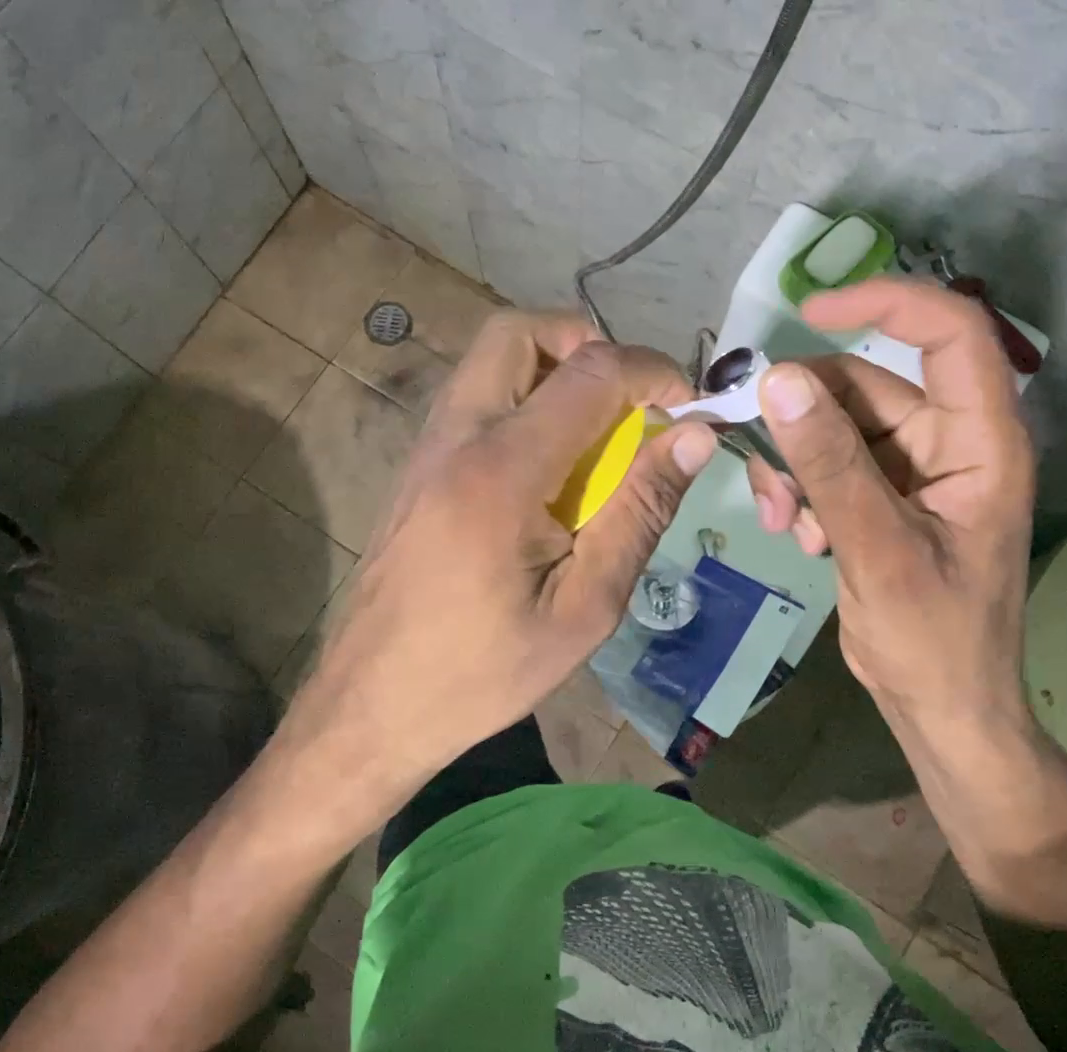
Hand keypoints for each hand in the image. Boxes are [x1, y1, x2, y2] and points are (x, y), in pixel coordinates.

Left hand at [296, 312, 716, 780]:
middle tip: (629, 406)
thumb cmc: (483, 674)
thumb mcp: (583, 609)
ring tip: (595, 441)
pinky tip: (547, 473)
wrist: (372, 705)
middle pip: (518, 331)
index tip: (688, 409)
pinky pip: (473, 401)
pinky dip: (521, 402)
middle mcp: (454, 439)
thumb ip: (639, 514)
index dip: (652, 371)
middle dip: (587, 346)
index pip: (590, 372)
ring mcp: (425, 450)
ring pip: (490, 361)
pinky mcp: (415, 470)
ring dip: (551, 372)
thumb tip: (694, 437)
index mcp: (501, 473)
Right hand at [747, 279, 1035, 726]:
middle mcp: (948, 443)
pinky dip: (802, 489)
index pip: (949, 335)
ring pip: (834, 426)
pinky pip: (827, 464)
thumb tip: (777, 383)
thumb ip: (831, 467)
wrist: (942, 708)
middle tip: (766, 477)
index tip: (808, 313)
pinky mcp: (880, 499)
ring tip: (782, 521)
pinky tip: (796, 535)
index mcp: (981, 443)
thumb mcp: (878, 550)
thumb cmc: (934, 638)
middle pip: (866, 386)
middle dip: (804, 422)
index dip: (886, 304)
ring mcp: (911, 472)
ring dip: (794, 464)